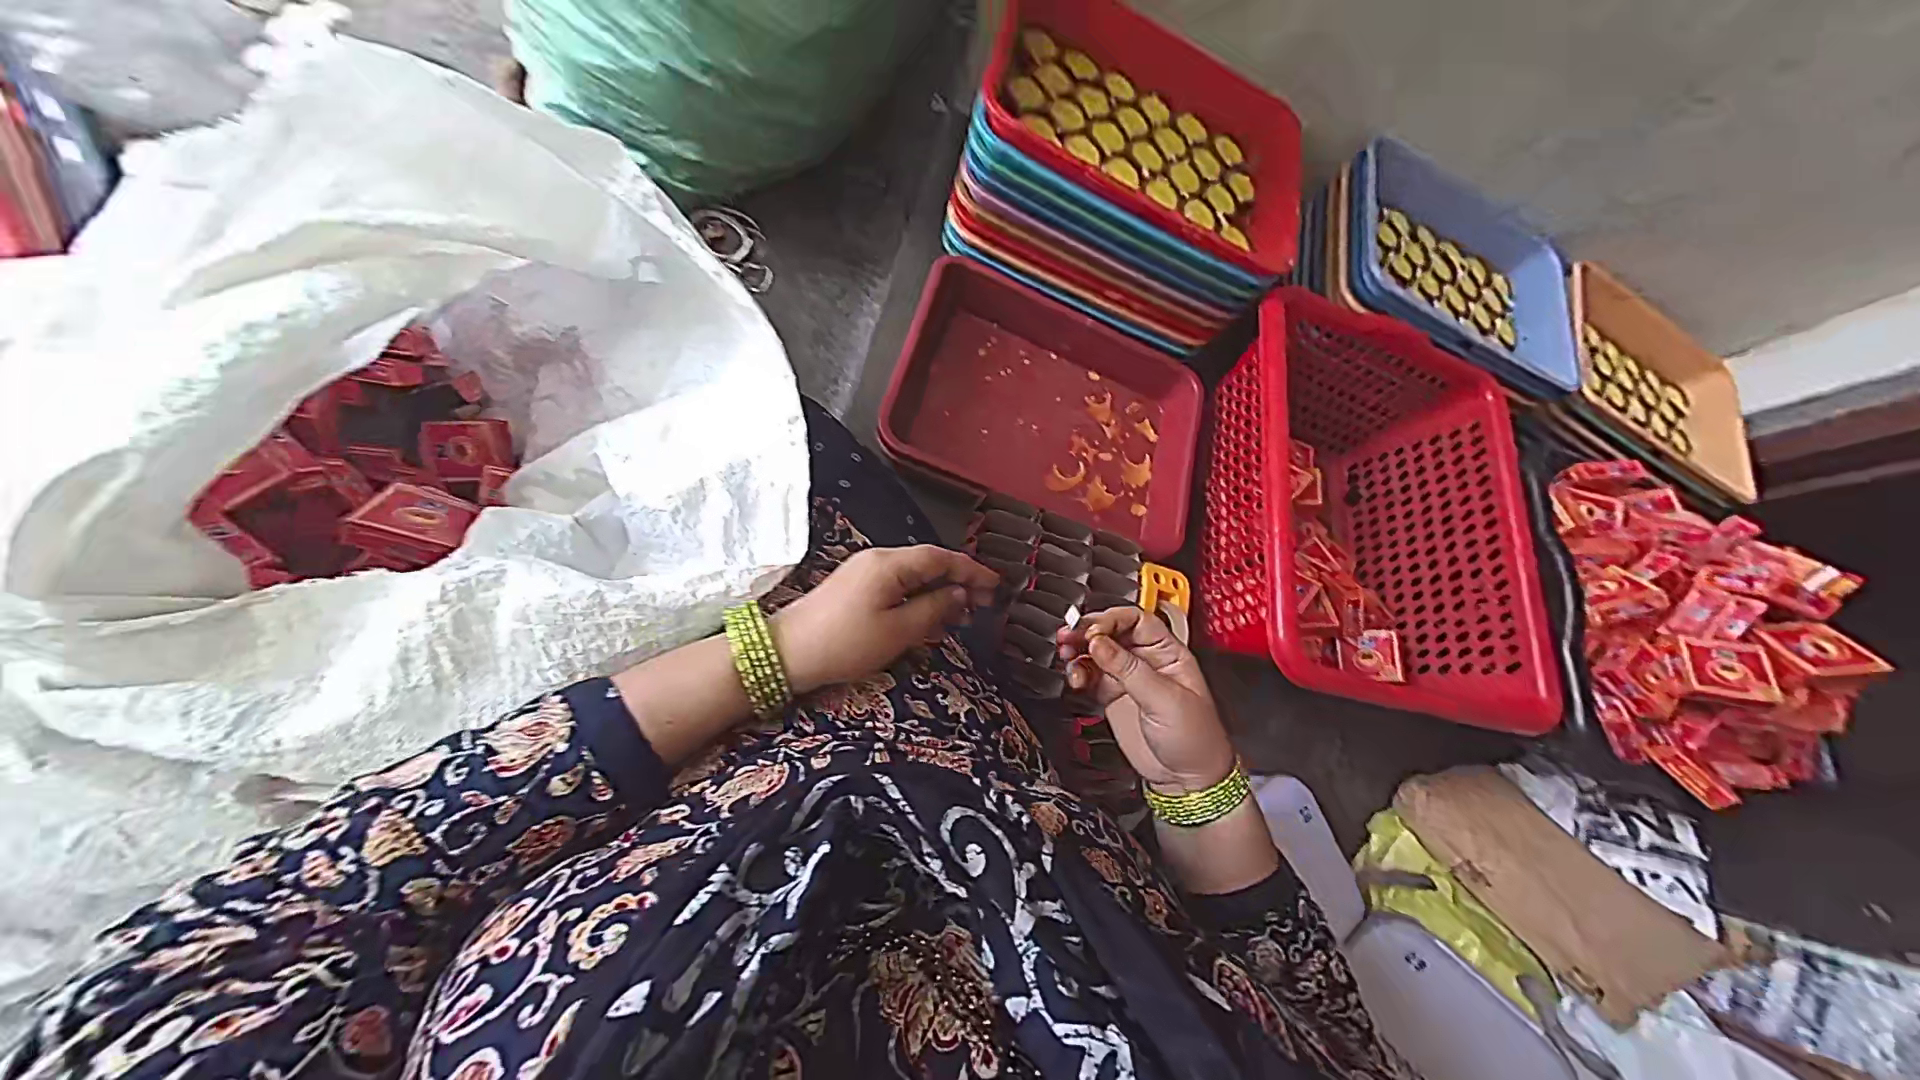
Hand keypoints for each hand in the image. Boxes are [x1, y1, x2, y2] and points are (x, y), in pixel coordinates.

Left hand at [772, 546, 998, 693]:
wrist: (787, 653)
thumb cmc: (844, 643)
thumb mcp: (898, 631)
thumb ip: (935, 609)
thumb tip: (960, 595)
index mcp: (889, 564)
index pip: (942, 558)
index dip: (973, 571)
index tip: (996, 585)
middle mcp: (877, 559)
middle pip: (929, 562)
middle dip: (959, 581)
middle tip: (983, 604)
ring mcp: (864, 571)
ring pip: (914, 574)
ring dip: (940, 590)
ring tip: (962, 614)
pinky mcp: (855, 586)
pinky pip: (897, 584)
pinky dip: (919, 596)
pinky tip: (929, 616)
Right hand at [1056, 607, 1235, 794]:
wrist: (1188, 781)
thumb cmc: (1196, 739)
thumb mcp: (1165, 699)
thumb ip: (1129, 669)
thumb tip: (1100, 643)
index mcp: (1168, 652)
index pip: (1135, 621)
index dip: (1111, 621)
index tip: (1093, 631)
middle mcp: (1146, 660)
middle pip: (1111, 633)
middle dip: (1088, 632)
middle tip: (1070, 637)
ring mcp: (1127, 678)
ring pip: (1096, 652)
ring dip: (1078, 650)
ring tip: (1066, 653)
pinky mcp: (1112, 696)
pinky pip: (1089, 676)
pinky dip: (1078, 673)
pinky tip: (1075, 677)